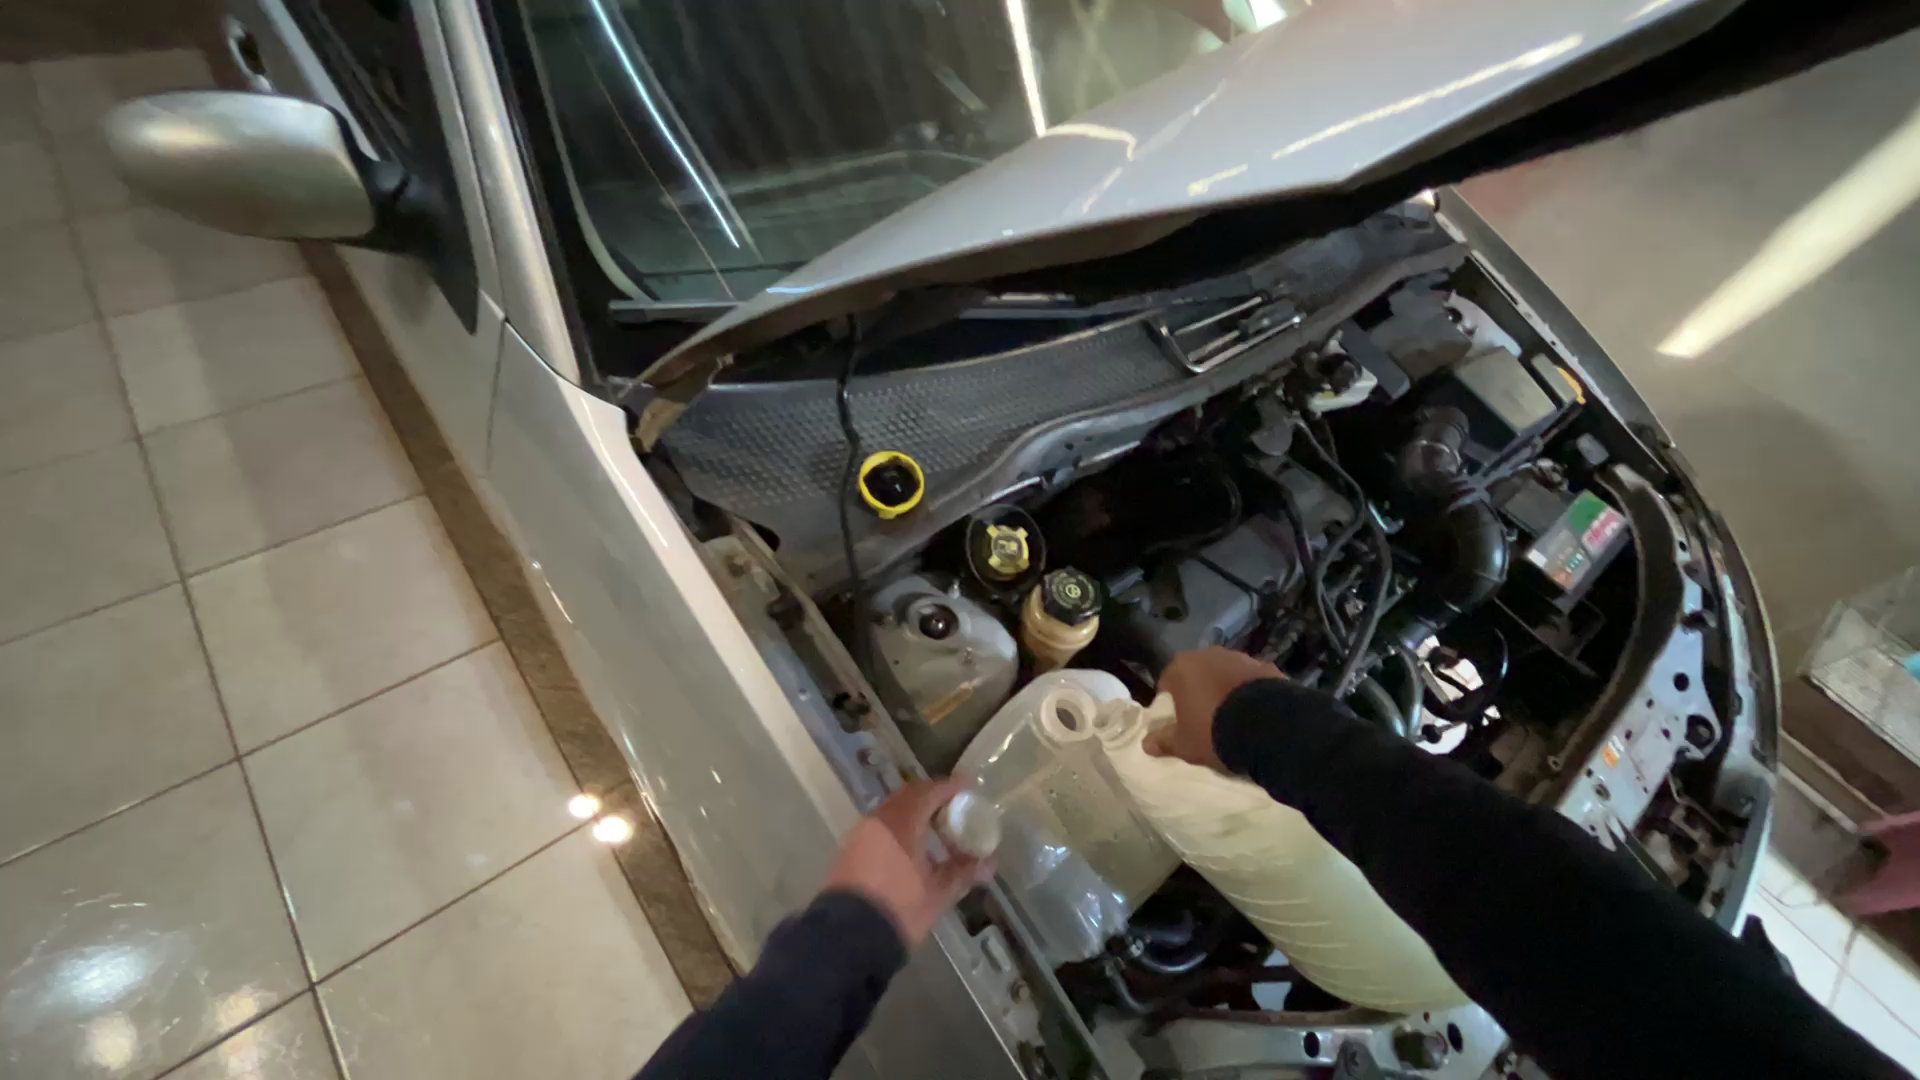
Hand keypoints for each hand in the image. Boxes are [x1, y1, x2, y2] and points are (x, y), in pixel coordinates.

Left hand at [825, 778, 995, 945]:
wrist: (847, 938)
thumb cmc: (898, 910)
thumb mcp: (936, 894)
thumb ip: (962, 873)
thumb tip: (990, 862)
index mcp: (900, 823)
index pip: (928, 792)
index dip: (950, 787)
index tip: (968, 784)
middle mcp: (879, 820)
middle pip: (908, 796)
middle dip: (932, 797)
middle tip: (954, 804)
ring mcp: (861, 834)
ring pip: (892, 811)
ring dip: (914, 812)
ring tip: (936, 827)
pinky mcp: (850, 851)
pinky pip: (880, 826)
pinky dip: (900, 826)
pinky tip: (912, 846)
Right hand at [1144, 646, 1282, 770]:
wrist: (1268, 726)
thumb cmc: (1213, 731)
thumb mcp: (1184, 743)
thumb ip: (1164, 740)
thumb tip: (1146, 743)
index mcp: (1181, 667)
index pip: (1166, 683)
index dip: (1170, 704)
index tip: (1178, 722)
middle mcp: (1207, 654)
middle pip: (1196, 674)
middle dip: (1198, 692)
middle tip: (1205, 719)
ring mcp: (1239, 657)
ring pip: (1224, 674)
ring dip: (1224, 689)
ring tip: (1233, 717)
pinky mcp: (1266, 666)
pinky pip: (1249, 680)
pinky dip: (1248, 692)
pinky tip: (1255, 713)